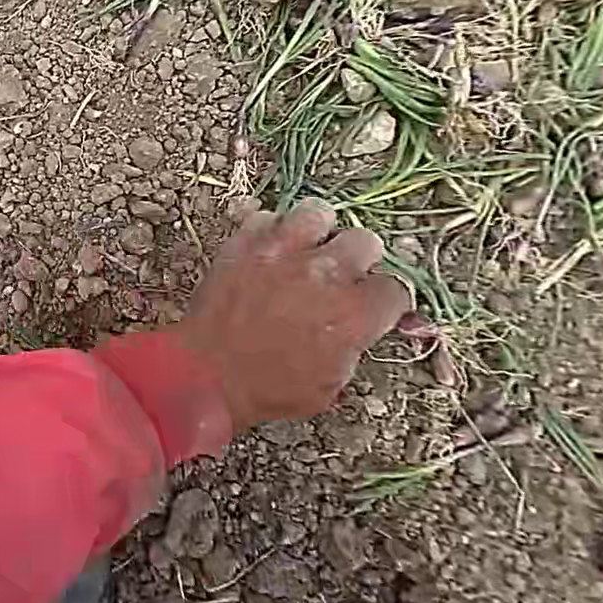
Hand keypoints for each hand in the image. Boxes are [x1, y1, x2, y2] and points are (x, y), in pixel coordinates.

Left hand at [171, 197, 410, 431]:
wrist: (207, 374)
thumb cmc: (269, 389)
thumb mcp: (330, 384)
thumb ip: (356, 345)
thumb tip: (367, 323)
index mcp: (353, 313)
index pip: (395, 288)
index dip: (386, 299)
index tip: (375, 303)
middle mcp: (324, 272)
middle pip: (364, 241)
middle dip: (359, 259)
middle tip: (342, 275)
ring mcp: (283, 250)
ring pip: (318, 213)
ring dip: (318, 231)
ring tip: (308, 248)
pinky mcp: (246, 241)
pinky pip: (268, 217)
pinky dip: (271, 231)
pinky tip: (270, 250)